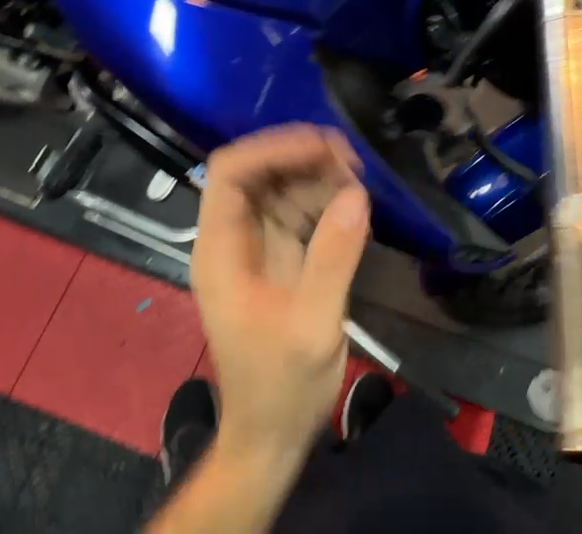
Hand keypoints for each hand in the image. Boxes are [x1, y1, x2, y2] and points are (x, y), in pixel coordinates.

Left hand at [191, 125, 370, 461]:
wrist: (273, 435)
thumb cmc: (281, 386)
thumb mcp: (311, 326)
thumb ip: (332, 258)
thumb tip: (357, 195)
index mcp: (221, 251)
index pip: (230, 174)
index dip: (271, 149)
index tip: (321, 146)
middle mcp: (234, 239)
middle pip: (259, 174)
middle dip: (302, 158)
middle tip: (352, 161)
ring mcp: (258, 248)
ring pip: (282, 189)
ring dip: (319, 177)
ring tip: (360, 179)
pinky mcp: (283, 259)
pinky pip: (302, 214)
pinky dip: (328, 202)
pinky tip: (355, 205)